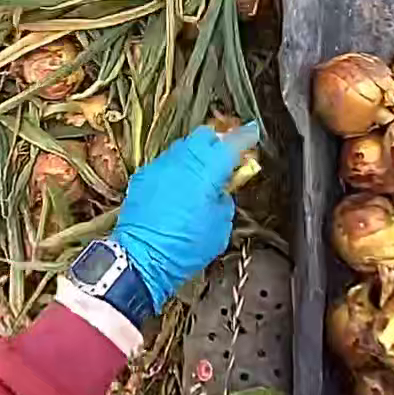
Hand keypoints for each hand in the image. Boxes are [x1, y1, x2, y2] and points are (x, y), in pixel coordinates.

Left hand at [112, 122, 259, 305]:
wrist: (140, 260)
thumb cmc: (184, 247)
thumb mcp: (220, 227)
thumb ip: (226, 200)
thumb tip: (222, 190)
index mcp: (208, 170)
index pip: (233, 142)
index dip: (246, 137)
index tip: (253, 134)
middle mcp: (184, 160)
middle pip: (206, 134)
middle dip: (219, 142)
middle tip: (226, 159)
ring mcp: (161, 165)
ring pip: (184, 146)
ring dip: (197, 155)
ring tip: (202, 176)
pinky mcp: (144, 175)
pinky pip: (166, 162)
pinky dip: (178, 169)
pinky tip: (179, 188)